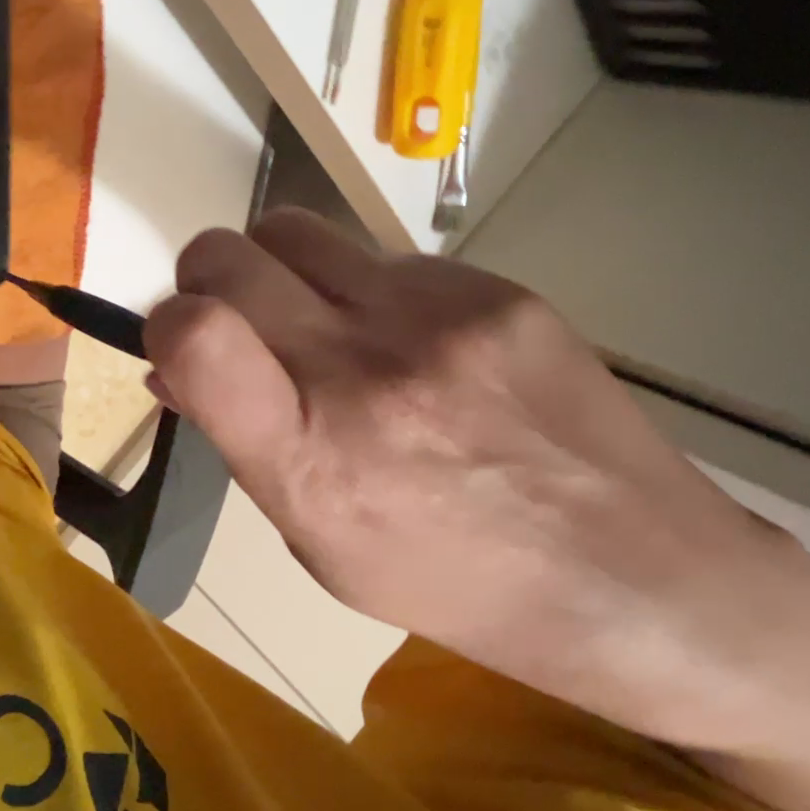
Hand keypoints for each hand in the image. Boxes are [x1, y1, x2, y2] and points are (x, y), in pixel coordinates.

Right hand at [144, 208, 809, 810]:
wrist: (646, 580)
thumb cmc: (454, 582)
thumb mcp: (317, 541)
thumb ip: (238, 442)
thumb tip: (172, 368)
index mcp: (311, 459)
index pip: (196, 335)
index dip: (164, 321)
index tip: (178, 343)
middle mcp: (365, 373)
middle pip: (225, 255)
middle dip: (202, 278)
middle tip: (229, 317)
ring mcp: (435, 318)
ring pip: (289, 228)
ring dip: (270, 266)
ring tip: (308, 315)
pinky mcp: (492, 287)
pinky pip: (376, 256)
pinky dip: (358, 288)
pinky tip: (407, 341)